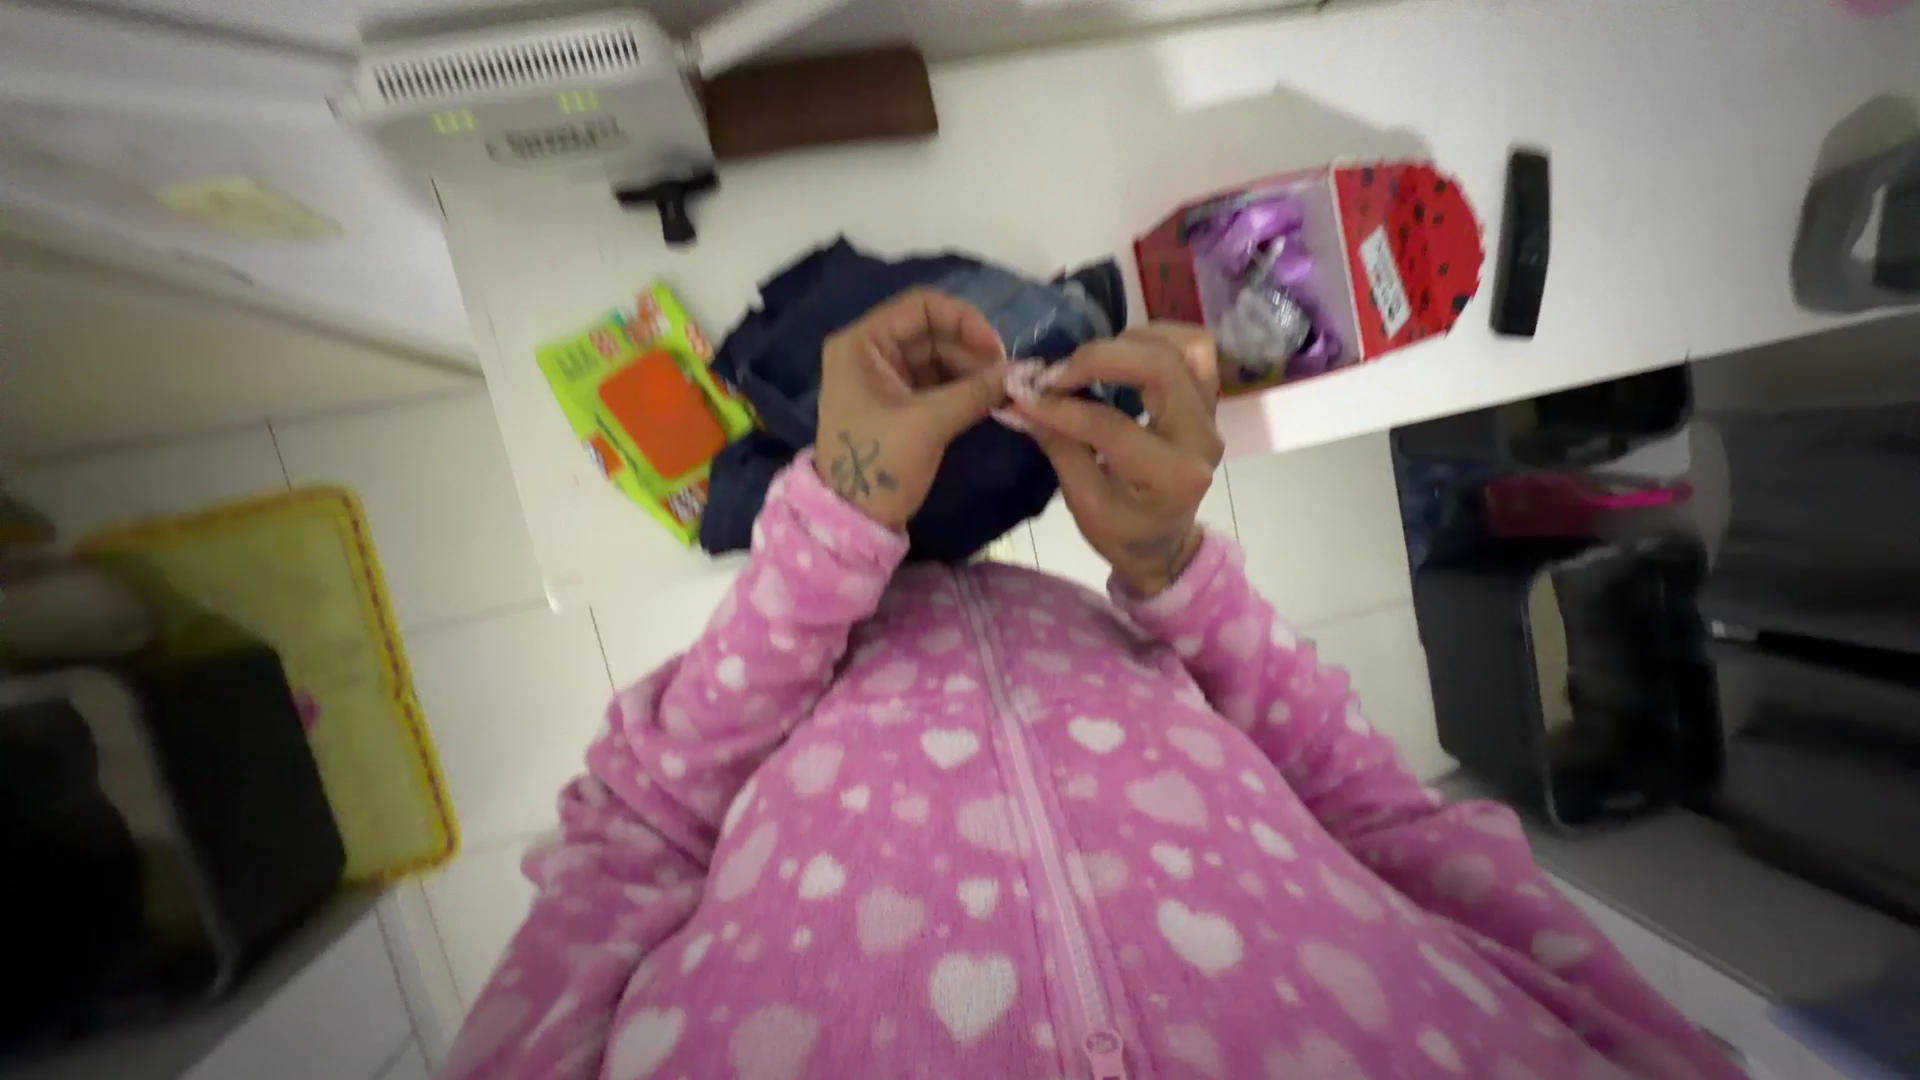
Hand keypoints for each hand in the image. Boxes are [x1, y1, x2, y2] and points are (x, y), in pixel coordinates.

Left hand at [814, 290, 1010, 529]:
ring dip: (972, 371)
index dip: (965, 321)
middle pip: (932, 332)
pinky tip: (988, 400)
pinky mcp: (896, 403)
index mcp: (862, 344)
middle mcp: (869, 352)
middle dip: (972, 351)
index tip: (998, 350)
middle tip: (1008, 377)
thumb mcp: (929, 424)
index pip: (921, 307)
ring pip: (938, 358)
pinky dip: (962, 388)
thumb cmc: (880, 464)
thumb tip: (1025, 371)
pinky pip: (936, 382)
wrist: (852, 520)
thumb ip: (977, 391)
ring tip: (1003, 391)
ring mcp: (883, 378)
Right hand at [1012, 324, 1223, 596]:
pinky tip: (1120, 349)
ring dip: (1131, 341)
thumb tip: (1016, 399)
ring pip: (1185, 348)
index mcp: (1172, 478)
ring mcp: (1212, 414)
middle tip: (1055, 372)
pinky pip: (1194, 348)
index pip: (1113, 426)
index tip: (1022, 395)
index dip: (1062, 408)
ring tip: (1088, 360)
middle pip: (1161, 368)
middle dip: (1098, 359)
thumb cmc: (1122, 532)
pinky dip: (1156, 337)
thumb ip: (1057, 446)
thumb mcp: (1084, 503)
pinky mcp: (1208, 398)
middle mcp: (1202, 439)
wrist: (1163, 543)